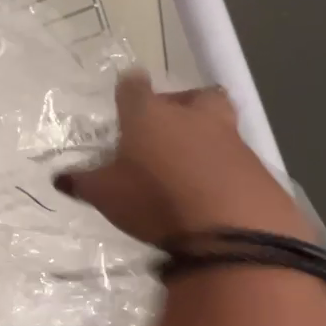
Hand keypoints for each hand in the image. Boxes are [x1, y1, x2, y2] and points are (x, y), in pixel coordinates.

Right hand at [55, 71, 308, 245]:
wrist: (239, 239)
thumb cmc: (155, 201)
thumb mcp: (103, 194)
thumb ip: (82, 181)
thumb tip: (61, 178)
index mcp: (149, 117)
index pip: (134, 87)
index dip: (129, 86)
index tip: (125, 90)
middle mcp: (194, 121)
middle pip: (198, 95)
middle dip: (185, 101)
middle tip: (168, 120)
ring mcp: (235, 146)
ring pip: (222, 128)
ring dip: (205, 139)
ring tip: (183, 166)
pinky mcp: (264, 175)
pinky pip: (239, 163)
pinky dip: (224, 171)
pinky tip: (210, 193)